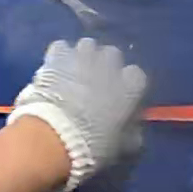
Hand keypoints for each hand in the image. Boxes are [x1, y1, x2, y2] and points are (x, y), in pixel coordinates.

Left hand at [6, 38, 147, 191]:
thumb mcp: (123, 146)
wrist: (55, 134)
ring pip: (87, 45)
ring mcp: (82, 57)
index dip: (127, 85)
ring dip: (83, 56)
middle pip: (112, 54)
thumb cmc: (93, 145)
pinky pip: (61, 47)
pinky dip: (60, 55)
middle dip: (105, 64)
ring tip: (74, 70)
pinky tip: (55, 67)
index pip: (136, 75)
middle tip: (95, 80)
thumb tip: (133, 126)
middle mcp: (109, 66)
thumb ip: (132, 131)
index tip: (120, 94)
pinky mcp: (58, 56)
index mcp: (130, 87)